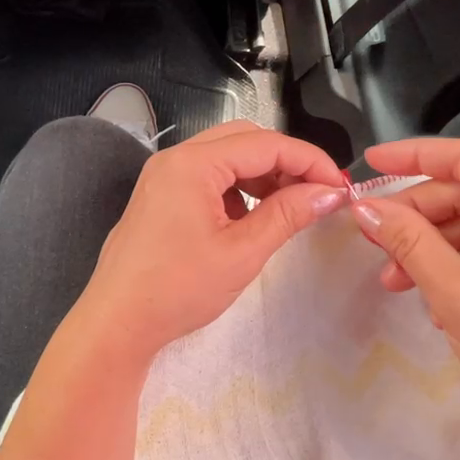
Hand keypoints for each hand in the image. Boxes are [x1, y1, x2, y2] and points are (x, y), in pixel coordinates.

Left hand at [76, 121, 347, 358]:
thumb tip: (329, 193)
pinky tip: (253, 217)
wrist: (118, 320)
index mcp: (192, 163)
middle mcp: (174, 158)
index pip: (265, 143)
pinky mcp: (160, 195)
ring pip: (225, 156)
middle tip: (318, 195)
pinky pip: (207, 176)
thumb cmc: (178, 288)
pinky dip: (237, 188)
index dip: (309, 160)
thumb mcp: (241, 252)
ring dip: (262, 174)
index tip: (341, 187)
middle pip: (243, 140)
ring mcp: (163, 175)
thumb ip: (287, 215)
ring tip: (291, 207)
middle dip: (285, 162)